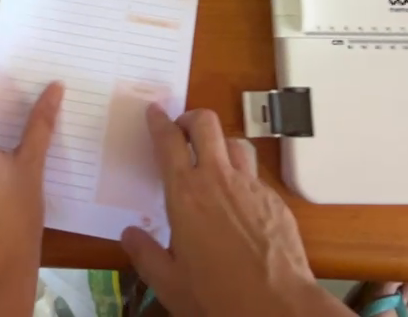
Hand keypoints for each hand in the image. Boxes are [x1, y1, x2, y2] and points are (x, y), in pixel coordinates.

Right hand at [120, 107, 347, 316]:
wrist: (278, 309)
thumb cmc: (217, 298)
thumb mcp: (170, 285)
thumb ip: (146, 255)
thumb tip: (129, 234)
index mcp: (186, 194)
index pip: (169, 141)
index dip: (159, 121)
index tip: (154, 111)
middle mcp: (218, 178)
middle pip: (205, 123)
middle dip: (191, 119)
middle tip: (182, 132)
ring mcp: (250, 185)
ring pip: (234, 143)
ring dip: (219, 145)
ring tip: (212, 163)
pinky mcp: (274, 199)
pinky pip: (254, 175)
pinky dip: (242, 179)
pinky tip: (240, 205)